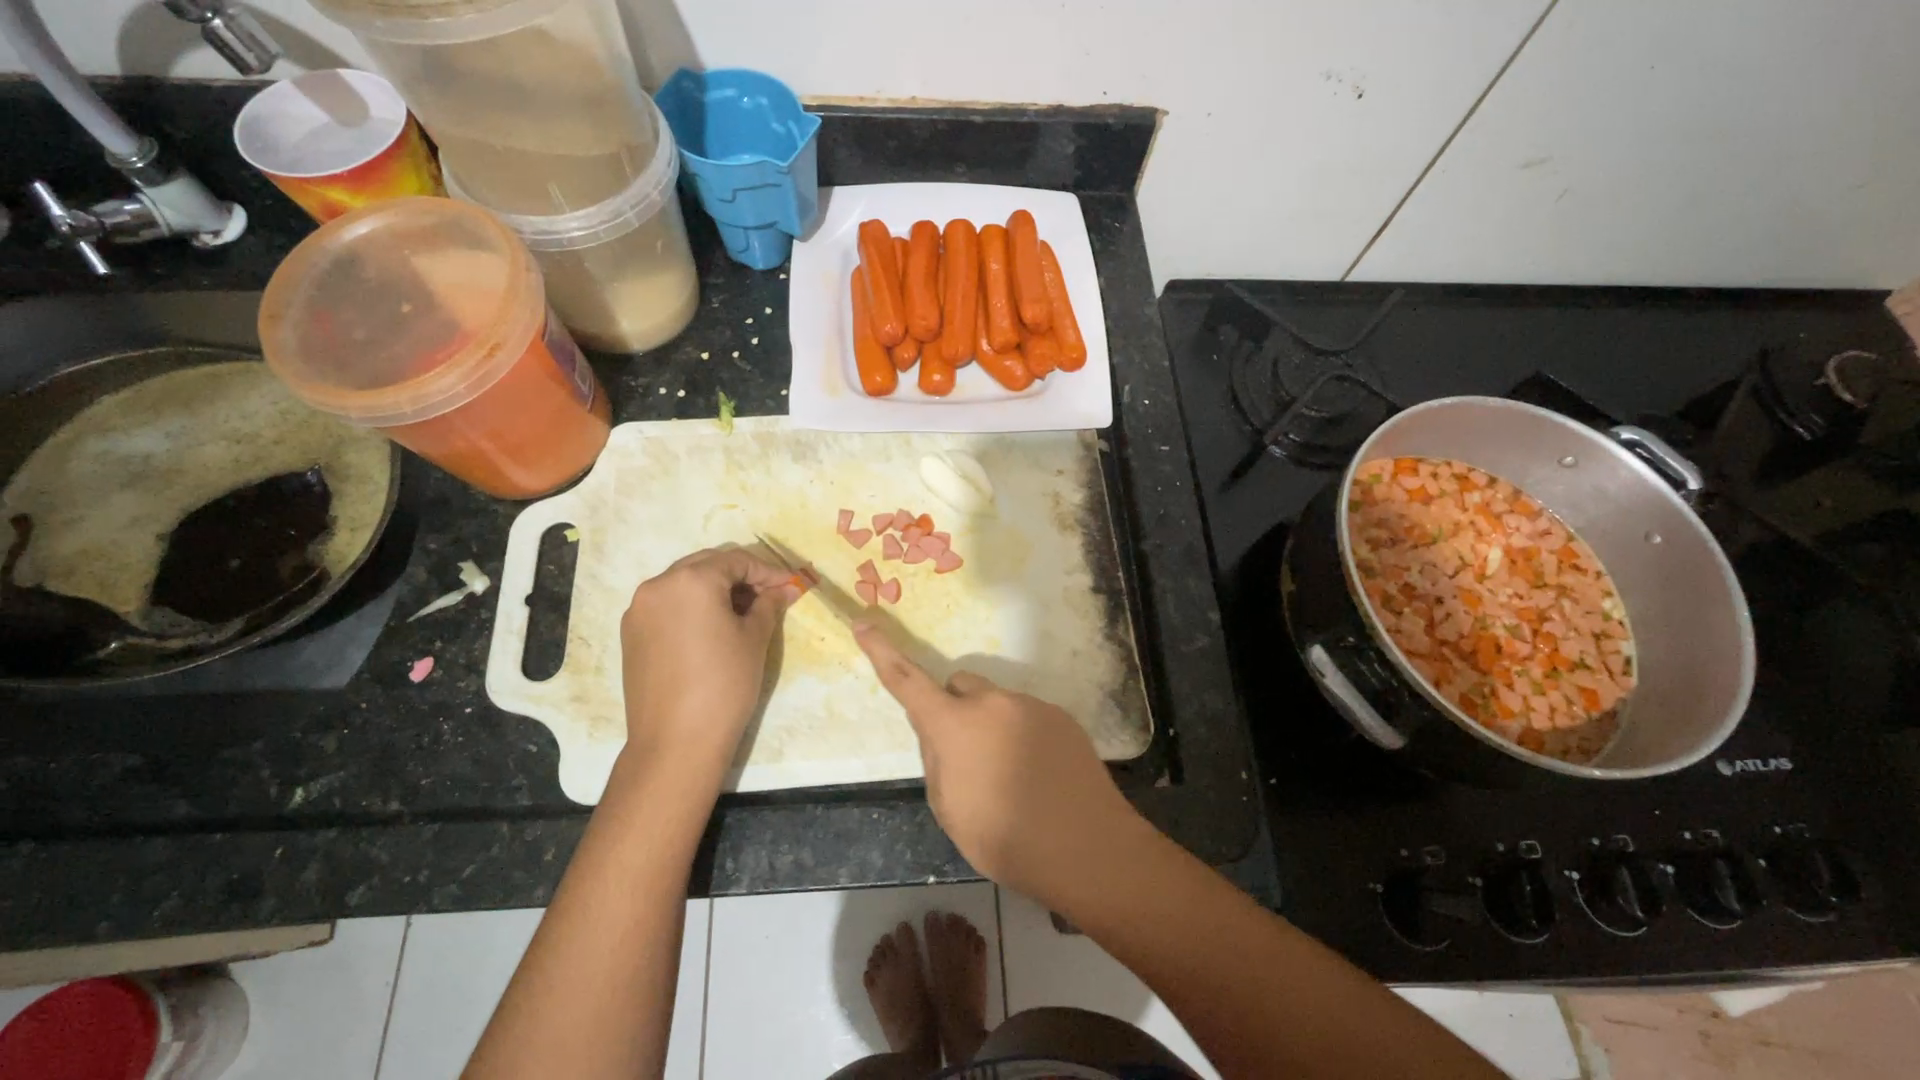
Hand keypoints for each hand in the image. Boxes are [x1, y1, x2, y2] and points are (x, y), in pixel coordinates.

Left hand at [619, 547, 798, 773]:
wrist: (676, 740)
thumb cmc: (724, 684)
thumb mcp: (754, 639)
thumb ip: (768, 605)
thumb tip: (784, 589)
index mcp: (690, 580)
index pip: (735, 560)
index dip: (766, 571)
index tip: (788, 586)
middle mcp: (658, 585)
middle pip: (705, 565)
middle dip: (738, 576)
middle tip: (767, 596)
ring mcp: (639, 609)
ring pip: (683, 584)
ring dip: (713, 590)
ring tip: (741, 613)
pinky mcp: (631, 633)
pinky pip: (666, 606)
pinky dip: (691, 607)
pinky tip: (711, 629)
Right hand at [855, 623, 1144, 900]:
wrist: (1084, 847)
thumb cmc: (1004, 838)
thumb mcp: (949, 808)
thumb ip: (937, 759)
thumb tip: (938, 733)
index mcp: (954, 725)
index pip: (907, 681)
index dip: (882, 652)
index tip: (864, 625)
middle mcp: (992, 703)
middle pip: (960, 686)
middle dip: (955, 709)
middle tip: (966, 755)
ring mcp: (1031, 706)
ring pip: (997, 704)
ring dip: (992, 726)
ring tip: (1011, 776)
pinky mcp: (1061, 717)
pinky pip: (1028, 716)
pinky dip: (1022, 736)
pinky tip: (1038, 775)